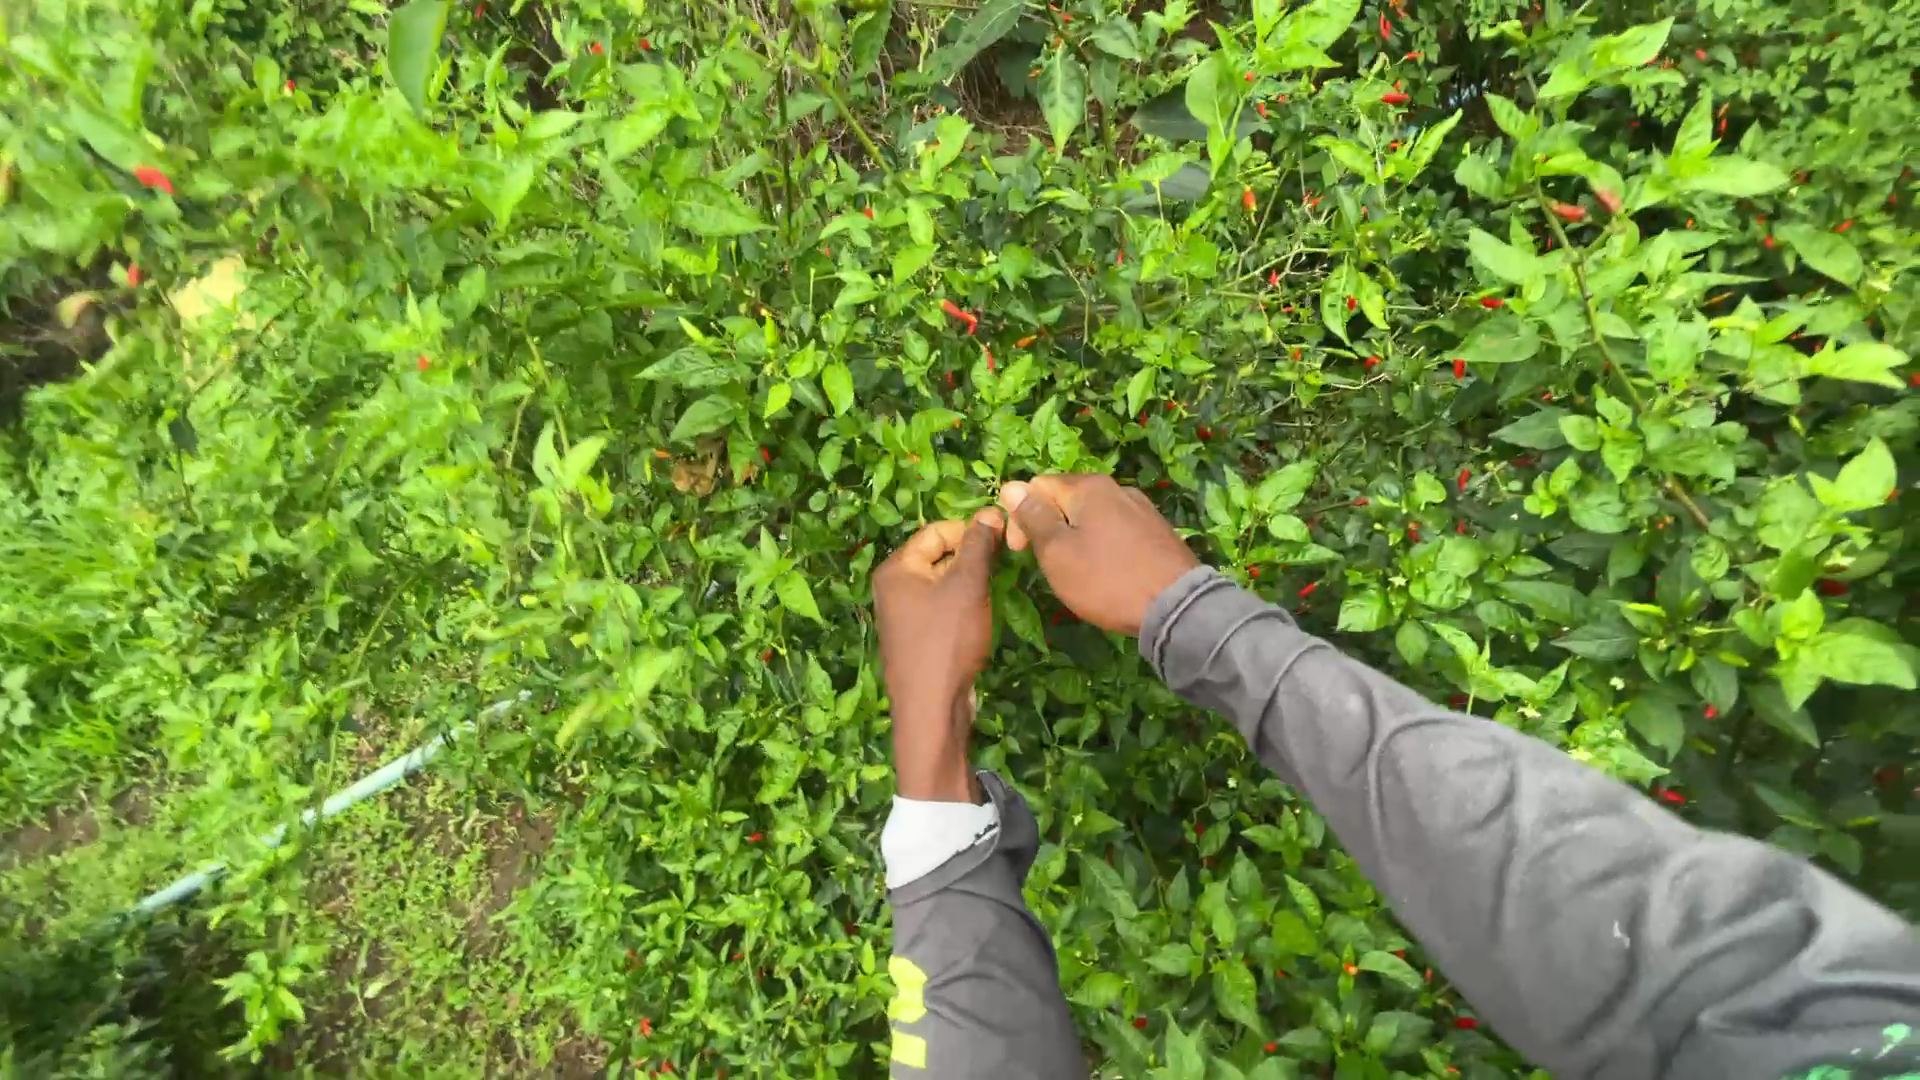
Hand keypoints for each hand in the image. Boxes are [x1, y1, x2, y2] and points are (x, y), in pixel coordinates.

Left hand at [872, 510, 1003, 801]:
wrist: (930, 708)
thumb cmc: (946, 640)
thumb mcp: (968, 586)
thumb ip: (978, 545)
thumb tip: (991, 512)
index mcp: (896, 568)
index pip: (935, 531)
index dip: (969, 530)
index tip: (1001, 539)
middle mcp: (891, 587)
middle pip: (937, 555)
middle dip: (970, 557)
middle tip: (1001, 565)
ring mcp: (901, 614)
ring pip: (941, 583)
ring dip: (968, 582)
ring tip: (993, 590)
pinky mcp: (914, 637)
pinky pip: (939, 607)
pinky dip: (960, 605)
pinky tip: (978, 617)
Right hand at [999, 475, 1199, 635]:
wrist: (1177, 608)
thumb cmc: (1106, 580)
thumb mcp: (1057, 552)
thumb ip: (1033, 517)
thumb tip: (1011, 486)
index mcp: (1088, 487)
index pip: (1036, 487)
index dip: (1021, 517)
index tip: (1021, 552)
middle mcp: (1116, 488)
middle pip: (1065, 499)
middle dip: (1049, 528)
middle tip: (1049, 566)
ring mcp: (1141, 508)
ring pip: (1092, 516)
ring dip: (1075, 538)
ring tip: (1079, 572)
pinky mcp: (1157, 531)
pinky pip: (1116, 530)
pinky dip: (1102, 546)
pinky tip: (1107, 572)